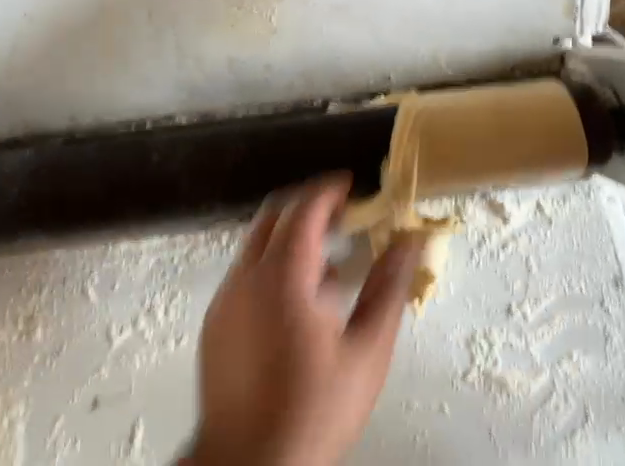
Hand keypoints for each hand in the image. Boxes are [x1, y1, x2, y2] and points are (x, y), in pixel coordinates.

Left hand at [187, 174, 425, 465]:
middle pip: (273, 217)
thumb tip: (410, 242)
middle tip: (342, 220)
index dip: (328, 190)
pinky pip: (243, 276)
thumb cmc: (316, 409)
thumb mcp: (367, 352)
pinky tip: (296, 306)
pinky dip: (269, 268)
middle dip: (308, 208)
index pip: (303, 208)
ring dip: (288, 240)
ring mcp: (224, 300)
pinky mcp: (213, 324)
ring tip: (327, 270)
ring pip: (255, 246)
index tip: (351, 186)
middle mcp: (245, 277)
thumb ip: (388, 289)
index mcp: (282, 276)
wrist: (250, 463)